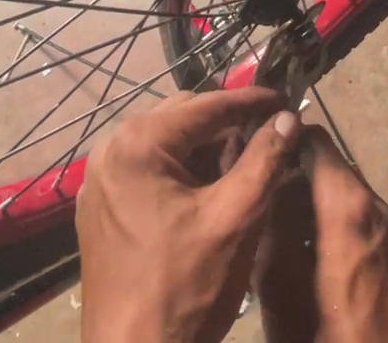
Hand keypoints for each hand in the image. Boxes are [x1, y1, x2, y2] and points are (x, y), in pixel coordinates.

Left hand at [77, 88, 302, 342]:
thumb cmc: (185, 288)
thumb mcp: (236, 218)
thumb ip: (265, 159)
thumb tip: (287, 117)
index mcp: (137, 143)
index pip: (206, 105)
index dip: (251, 101)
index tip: (287, 99)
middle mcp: (110, 149)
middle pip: (183, 118)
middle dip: (228, 124)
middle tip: (270, 137)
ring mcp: (100, 180)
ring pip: (167, 143)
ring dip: (206, 148)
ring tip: (246, 164)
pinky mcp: (101, 208)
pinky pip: (149, 170)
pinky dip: (182, 171)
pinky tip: (210, 191)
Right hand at [254, 127, 387, 342]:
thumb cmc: (321, 336)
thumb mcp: (279, 285)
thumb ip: (272, 225)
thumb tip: (265, 185)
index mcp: (348, 208)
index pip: (317, 142)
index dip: (287, 142)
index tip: (261, 153)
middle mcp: (379, 207)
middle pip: (333, 169)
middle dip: (299, 178)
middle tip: (267, 199)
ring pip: (349, 194)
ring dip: (318, 202)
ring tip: (288, 232)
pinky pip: (365, 219)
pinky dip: (339, 223)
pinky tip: (318, 256)